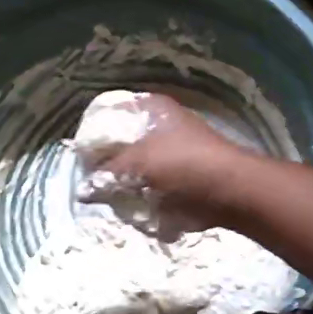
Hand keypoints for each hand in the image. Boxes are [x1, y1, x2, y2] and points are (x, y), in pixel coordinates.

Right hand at [79, 92, 249, 231]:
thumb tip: (83, 189)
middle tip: (94, 178)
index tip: (81, 153)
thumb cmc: (180, 166)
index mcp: (151, 108)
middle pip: (123, 141)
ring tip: (113, 196)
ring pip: (137, 165)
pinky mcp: (184, 174)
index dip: (94, 132)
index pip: (110, 113)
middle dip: (109, 163)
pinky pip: (153, 184)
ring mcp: (175, 149)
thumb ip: (103, 176)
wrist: (231, 192)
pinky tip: (135, 205)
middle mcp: (163, 123)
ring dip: (126, 182)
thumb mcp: (132, 166)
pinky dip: (144, 195)